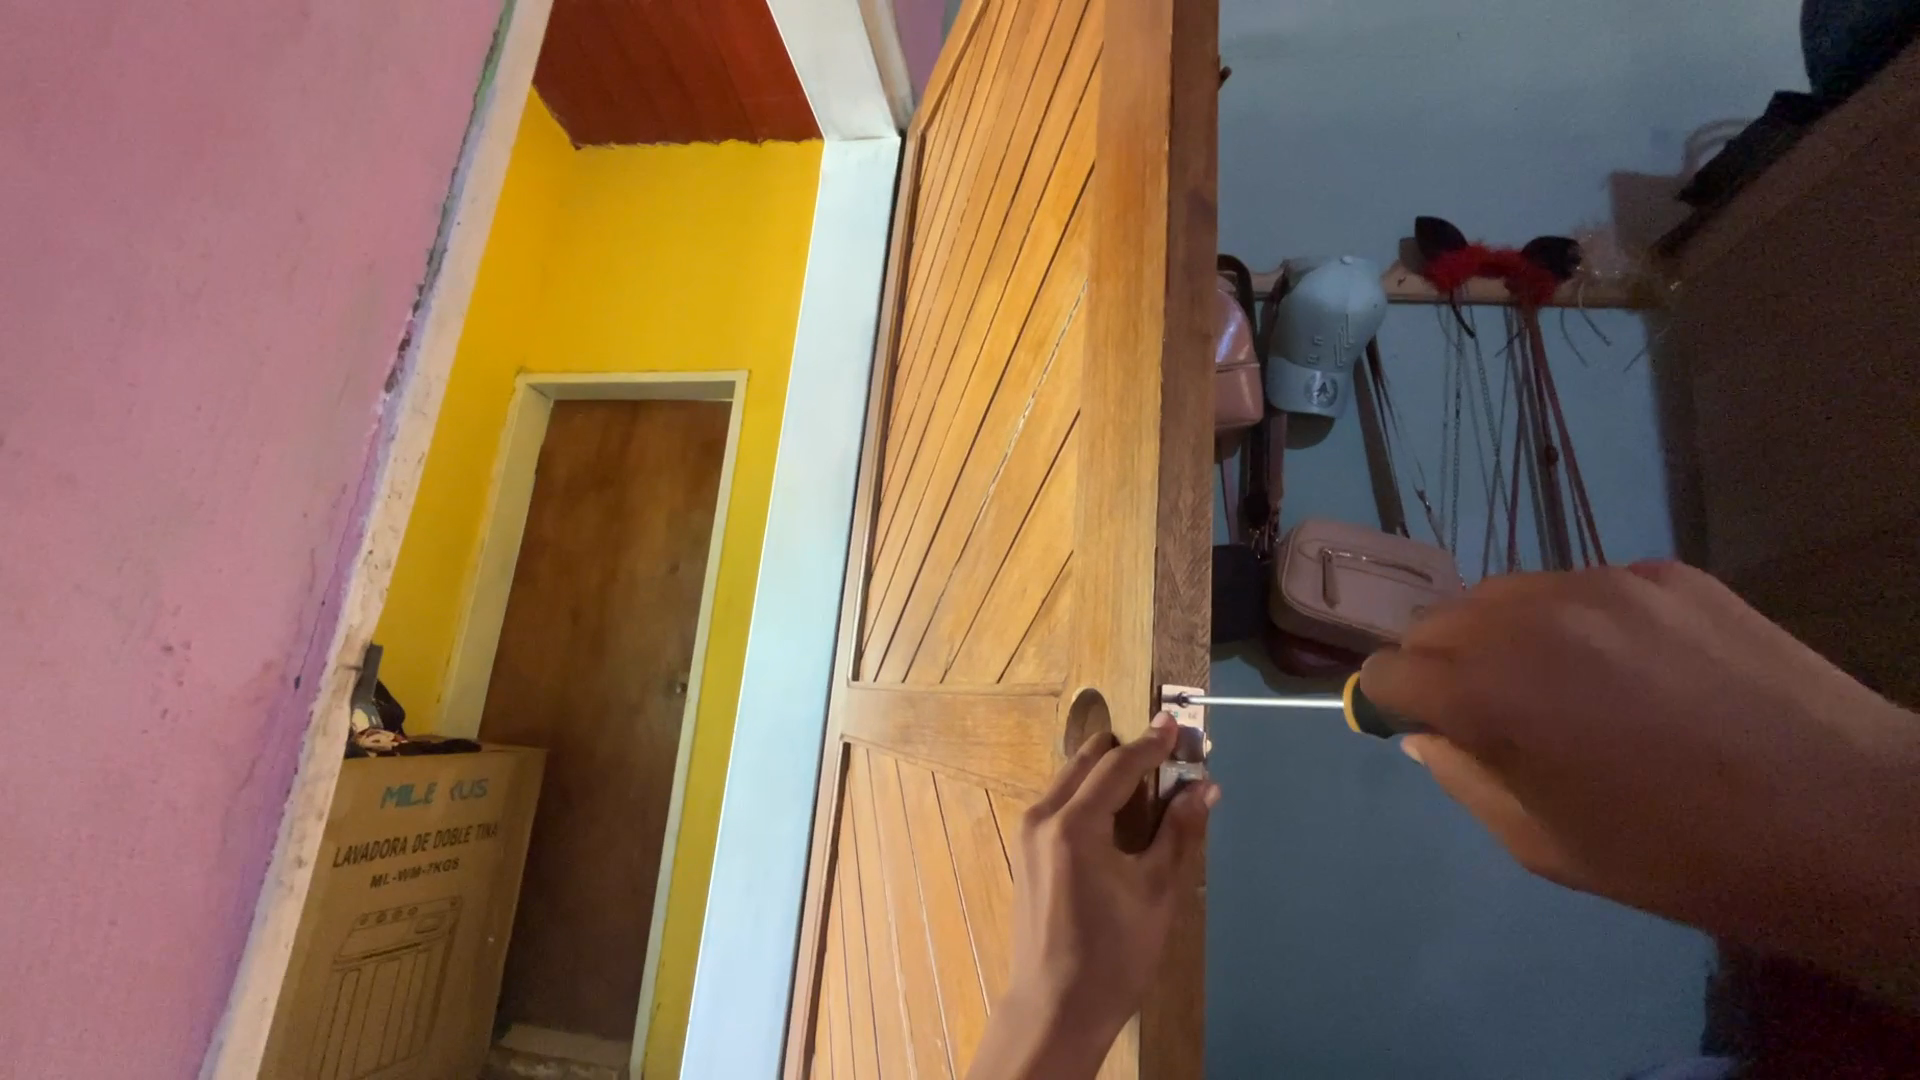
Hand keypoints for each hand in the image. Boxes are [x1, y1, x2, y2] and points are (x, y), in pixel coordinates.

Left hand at [966, 713, 1218, 1079]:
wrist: (1053, 1008)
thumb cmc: (1113, 956)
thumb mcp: (1157, 894)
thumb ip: (1179, 833)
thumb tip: (1204, 787)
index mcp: (1073, 824)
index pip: (1117, 766)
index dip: (1151, 743)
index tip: (1177, 723)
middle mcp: (1042, 815)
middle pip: (1088, 761)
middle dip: (1129, 752)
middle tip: (1169, 756)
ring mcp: (1028, 831)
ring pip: (1072, 778)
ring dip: (1109, 772)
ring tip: (1152, 785)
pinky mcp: (1025, 848)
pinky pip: (1061, 801)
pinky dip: (1091, 794)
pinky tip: (1121, 815)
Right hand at [1361, 561, 1919, 1002]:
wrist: (1867, 826)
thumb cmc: (1683, 854)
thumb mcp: (1541, 844)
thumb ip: (1460, 776)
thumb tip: (1428, 732)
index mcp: (1483, 692)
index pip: (1383, 669)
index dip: (1389, 699)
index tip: (1417, 721)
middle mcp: (1521, 621)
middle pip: (1430, 623)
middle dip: (1437, 662)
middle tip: (1486, 705)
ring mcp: (1594, 586)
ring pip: (1497, 594)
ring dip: (1498, 633)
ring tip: (1555, 676)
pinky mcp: (1659, 574)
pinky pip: (1578, 587)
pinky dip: (1574, 620)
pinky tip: (1631, 663)